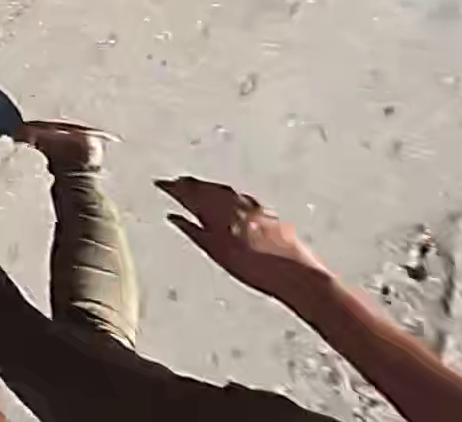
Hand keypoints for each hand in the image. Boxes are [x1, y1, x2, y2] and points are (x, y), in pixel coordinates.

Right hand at [156, 176, 329, 298]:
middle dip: (188, 184)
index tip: (160, 183)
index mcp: (216, 211)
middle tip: (175, 181)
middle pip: (205, 188)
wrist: (301, 280)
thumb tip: (172, 216)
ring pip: (223, 190)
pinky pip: (242, 197)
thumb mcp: (216, 252)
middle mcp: (233, 204)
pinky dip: (229, 194)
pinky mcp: (269, 216)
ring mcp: (253, 209)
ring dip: (207, 186)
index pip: (187, 193)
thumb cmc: (254, 268)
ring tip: (197, 185)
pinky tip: (230, 197)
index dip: (171, 188)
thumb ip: (192, 231)